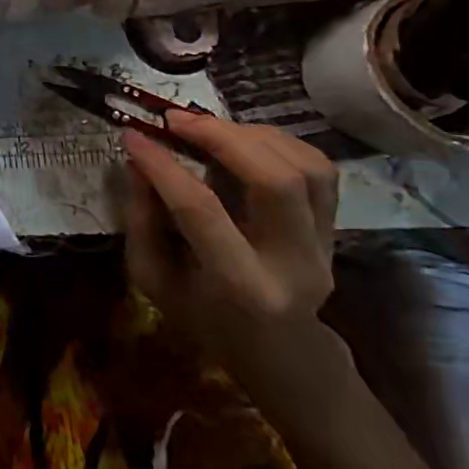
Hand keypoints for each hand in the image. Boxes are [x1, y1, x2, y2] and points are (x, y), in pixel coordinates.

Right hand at [118, 114, 338, 371]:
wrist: (280, 350)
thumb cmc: (203, 318)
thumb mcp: (155, 280)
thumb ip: (142, 222)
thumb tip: (140, 163)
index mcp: (239, 285)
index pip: (202, 211)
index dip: (164, 167)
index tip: (133, 136)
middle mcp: (291, 262)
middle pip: (274, 181)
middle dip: (222, 138)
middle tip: (176, 119)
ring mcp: (323, 244)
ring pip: (305, 168)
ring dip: (250, 135)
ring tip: (207, 127)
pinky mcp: (336, 227)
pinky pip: (319, 169)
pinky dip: (278, 142)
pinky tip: (242, 139)